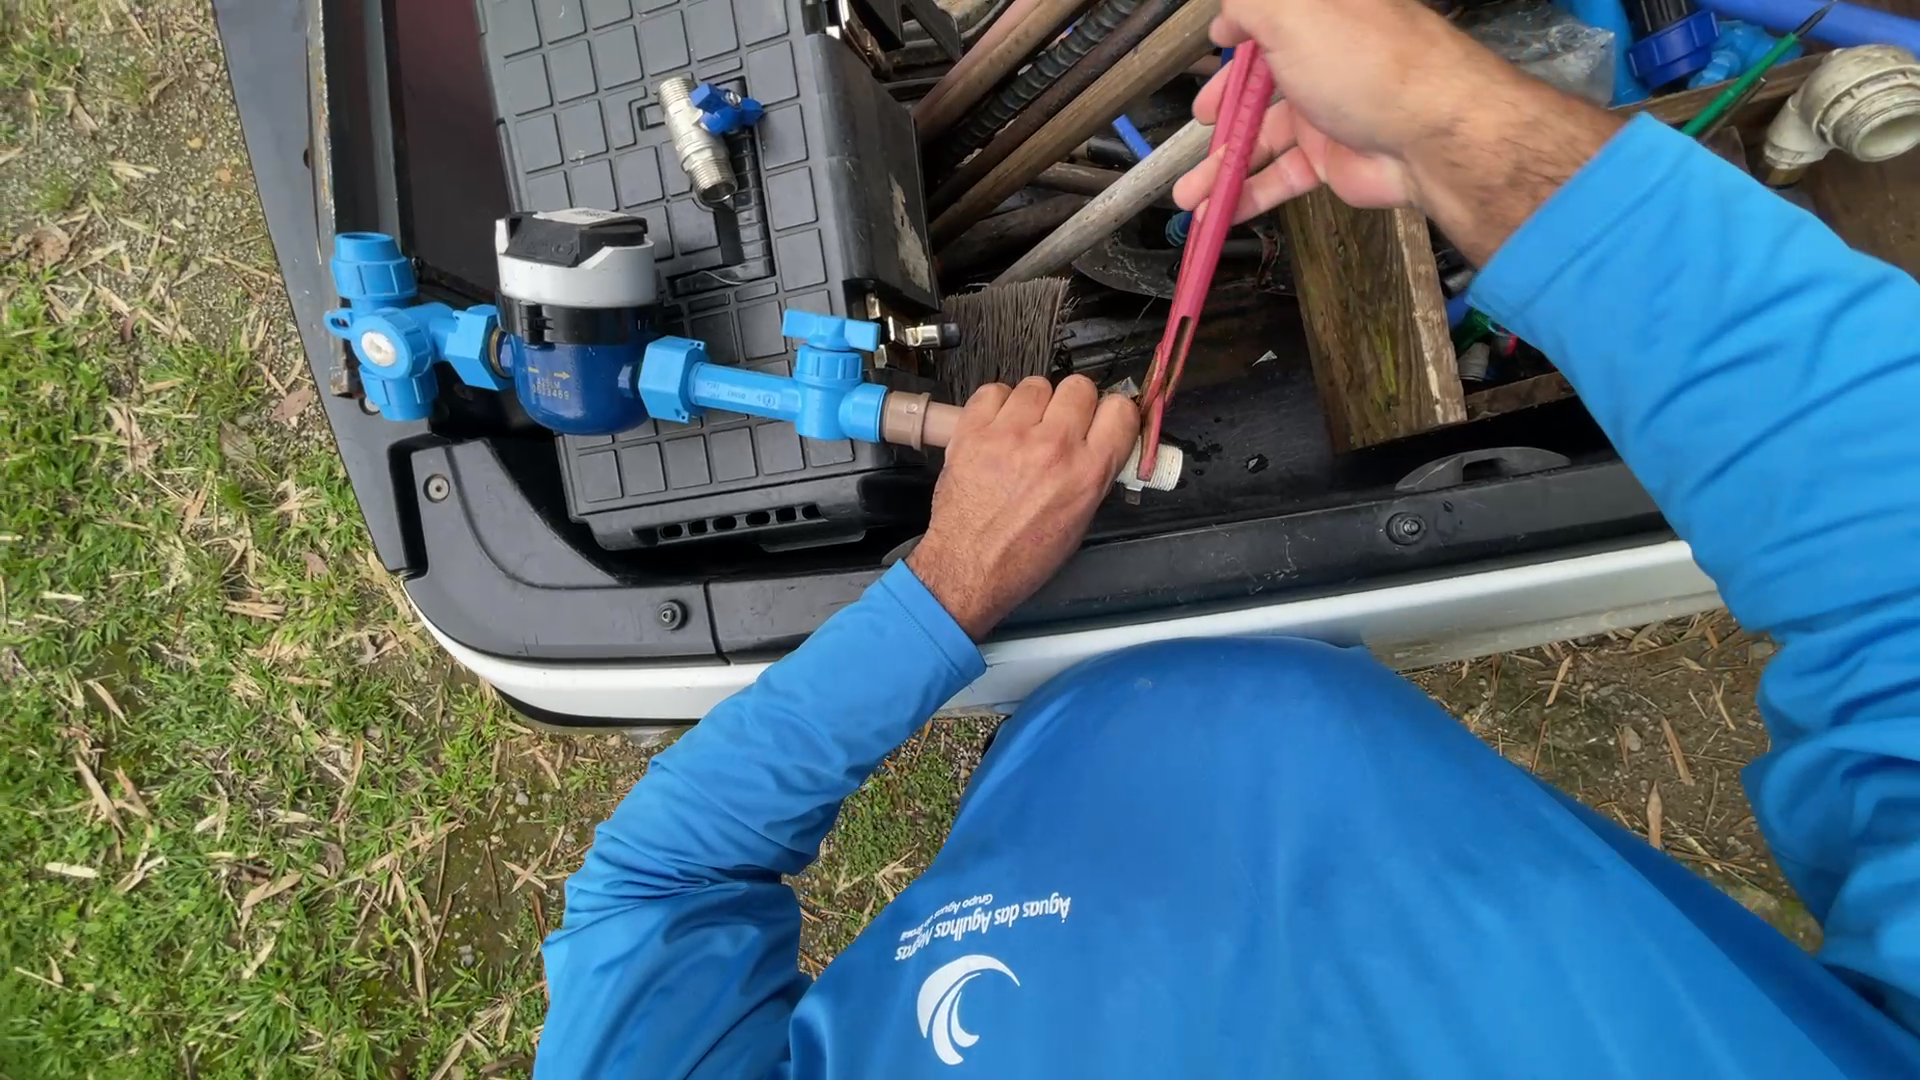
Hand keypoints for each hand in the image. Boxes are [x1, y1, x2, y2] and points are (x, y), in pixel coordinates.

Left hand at [908, 376, 1138, 639]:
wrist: (967, 569)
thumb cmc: (1022, 557)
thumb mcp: (1080, 521)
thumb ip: (1095, 473)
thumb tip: (1102, 442)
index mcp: (1088, 473)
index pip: (1121, 409)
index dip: (1112, 412)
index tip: (1102, 419)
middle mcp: (1053, 447)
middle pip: (1078, 387)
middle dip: (1072, 404)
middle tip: (1060, 426)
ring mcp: (1010, 436)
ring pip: (1036, 384)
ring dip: (1034, 404)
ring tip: (1024, 430)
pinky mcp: (972, 433)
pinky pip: (993, 391)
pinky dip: (997, 405)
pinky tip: (997, 428)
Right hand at [1172, 0, 1622, 263]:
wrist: (1426, 134)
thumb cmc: (1371, 66)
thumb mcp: (1295, 13)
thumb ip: (1252, 3)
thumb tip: (1228, 7)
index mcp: (1317, 19)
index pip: (1271, 20)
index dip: (1239, 32)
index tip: (1216, 42)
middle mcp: (1322, 63)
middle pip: (1259, 90)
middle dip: (1222, 114)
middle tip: (1201, 127)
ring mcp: (1325, 114)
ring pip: (1261, 144)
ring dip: (1221, 170)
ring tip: (1190, 195)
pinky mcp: (1329, 160)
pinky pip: (1278, 179)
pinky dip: (1247, 197)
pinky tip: (1220, 211)